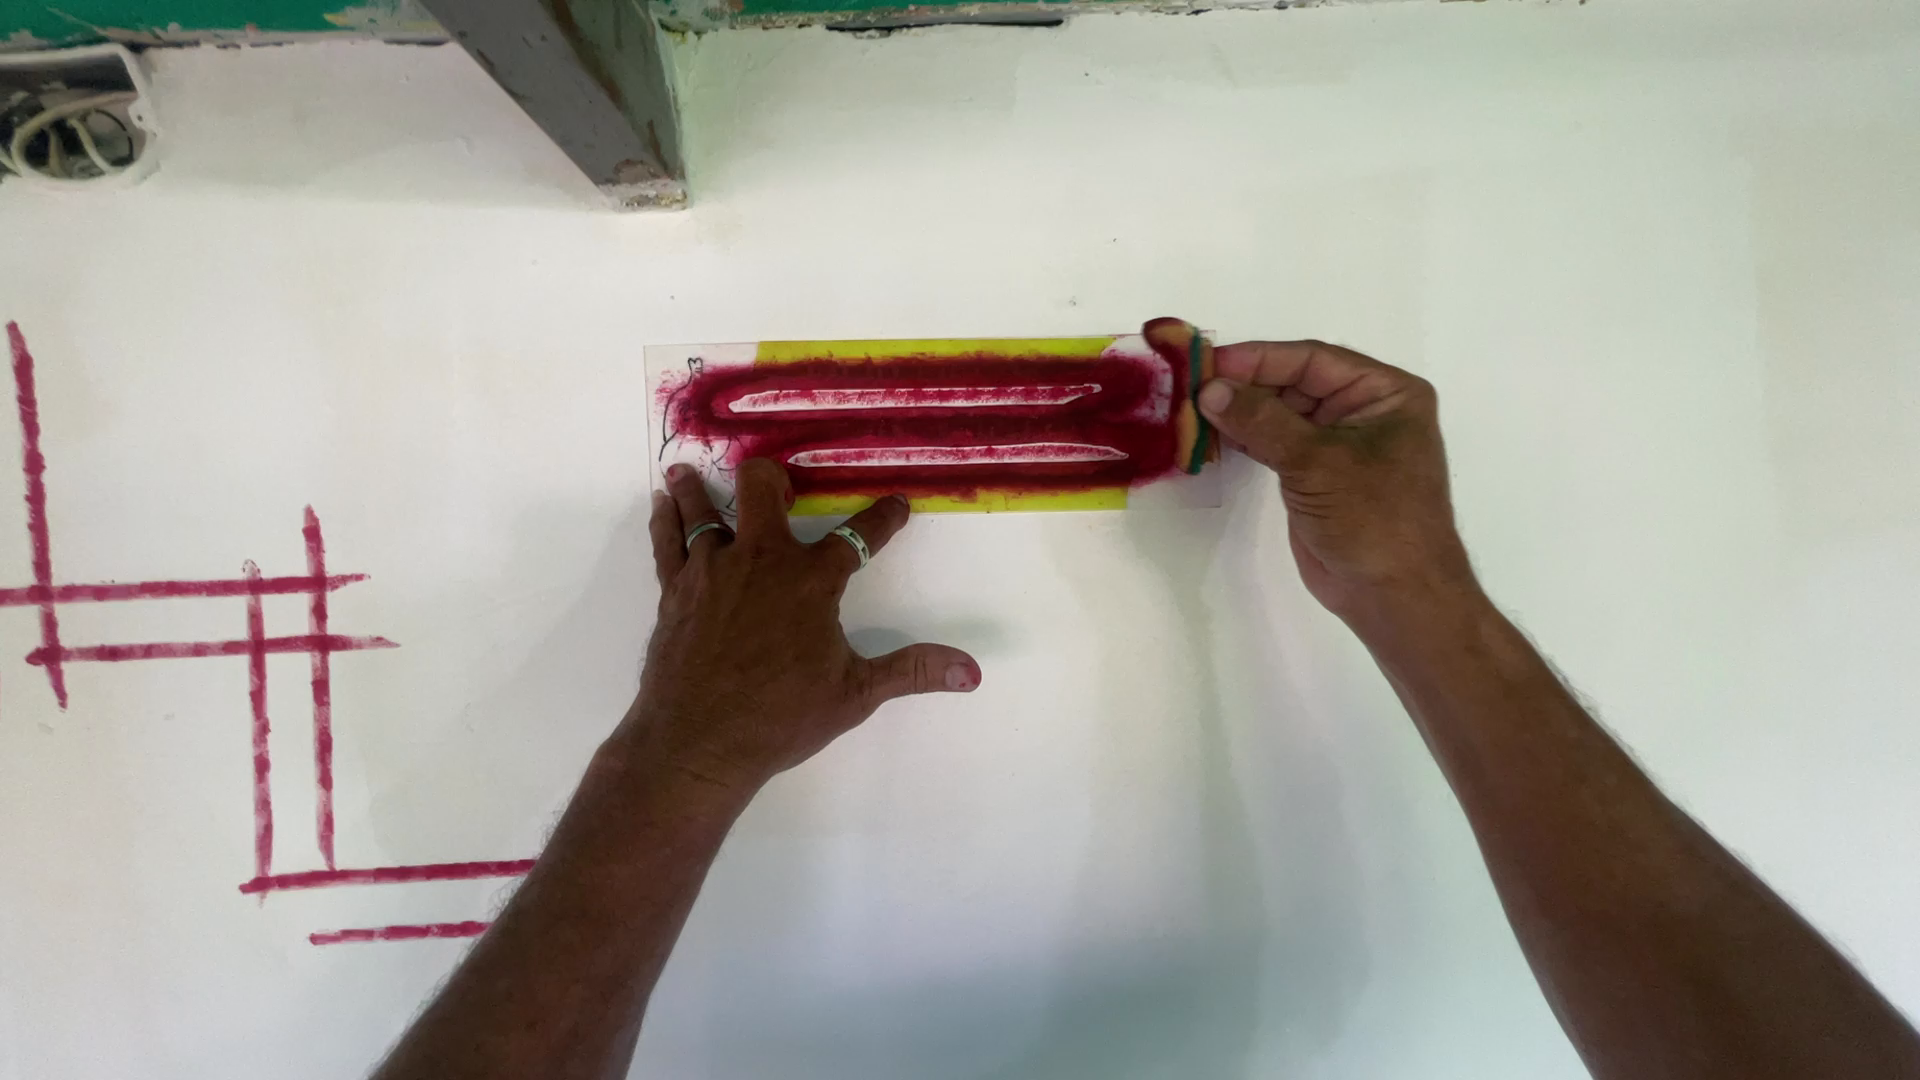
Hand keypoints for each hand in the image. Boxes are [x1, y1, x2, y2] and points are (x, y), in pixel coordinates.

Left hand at [630, 458, 979, 792]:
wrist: (697, 745)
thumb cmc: (781, 717)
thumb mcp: (856, 694)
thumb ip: (913, 671)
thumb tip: (973, 672)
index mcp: (811, 581)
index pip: (859, 536)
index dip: (884, 518)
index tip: (897, 504)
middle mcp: (761, 561)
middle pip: (762, 490)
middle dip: (774, 479)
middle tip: (782, 486)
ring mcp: (712, 570)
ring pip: (704, 507)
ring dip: (702, 488)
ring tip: (691, 470)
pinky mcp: (675, 590)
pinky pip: (668, 540)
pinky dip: (666, 518)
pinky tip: (664, 503)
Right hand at [1193, 334, 1476, 622]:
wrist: (1392, 593)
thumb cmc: (1373, 518)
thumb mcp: (1317, 461)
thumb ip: (1261, 421)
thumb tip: (1208, 390)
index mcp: (1384, 393)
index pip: (1312, 361)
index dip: (1259, 359)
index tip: (1208, 364)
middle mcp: (1362, 411)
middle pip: (1293, 384)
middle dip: (1244, 385)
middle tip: (1192, 388)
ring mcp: (1336, 444)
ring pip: (1279, 414)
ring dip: (1239, 413)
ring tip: (1192, 410)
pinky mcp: (1313, 475)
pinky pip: (1273, 443)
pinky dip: (1244, 438)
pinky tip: (1212, 436)